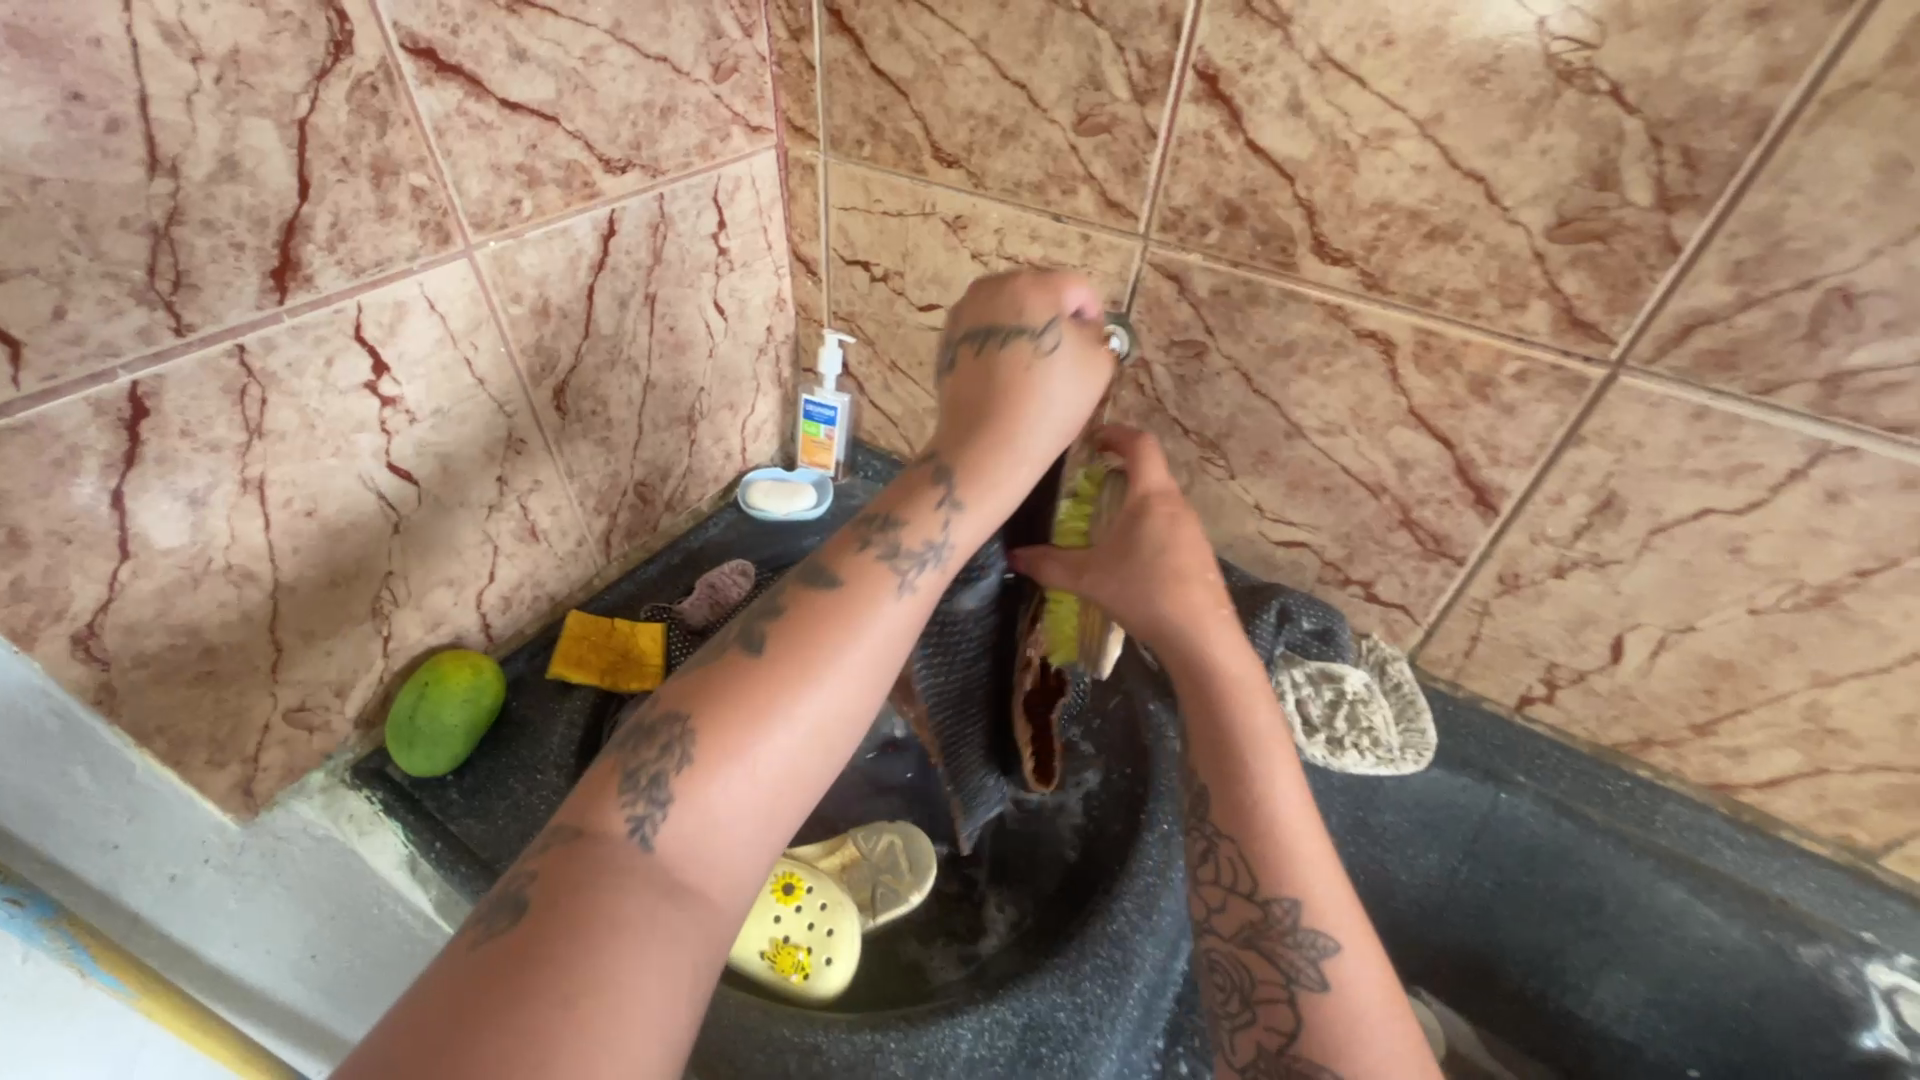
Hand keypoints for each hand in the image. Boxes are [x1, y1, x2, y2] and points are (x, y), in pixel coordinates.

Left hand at [927, 270, 1114, 490]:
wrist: (988, 445)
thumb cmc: (1049, 402)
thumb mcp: (1099, 364)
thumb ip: (1099, 334)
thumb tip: (1082, 330)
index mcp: (1033, 285)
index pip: (1078, 288)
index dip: (1094, 316)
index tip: (1095, 347)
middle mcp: (992, 287)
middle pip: (1038, 293)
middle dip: (1056, 319)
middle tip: (1066, 358)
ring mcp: (963, 313)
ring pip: (1009, 311)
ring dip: (1026, 330)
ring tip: (1034, 369)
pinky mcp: (946, 340)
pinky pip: (985, 332)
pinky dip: (1000, 344)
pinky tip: (1007, 377)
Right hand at [1008, 425, 1238, 664]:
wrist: (1200, 636)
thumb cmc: (1143, 591)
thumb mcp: (1088, 578)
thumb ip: (1050, 565)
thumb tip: (1015, 557)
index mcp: (1151, 496)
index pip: (1140, 444)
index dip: (1117, 433)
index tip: (1094, 439)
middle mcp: (1177, 504)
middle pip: (1151, 473)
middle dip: (1121, 472)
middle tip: (1090, 487)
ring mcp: (1194, 530)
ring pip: (1162, 503)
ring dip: (1135, 504)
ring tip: (1107, 525)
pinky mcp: (1200, 555)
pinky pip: (1171, 528)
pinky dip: (1149, 529)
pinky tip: (1133, 561)